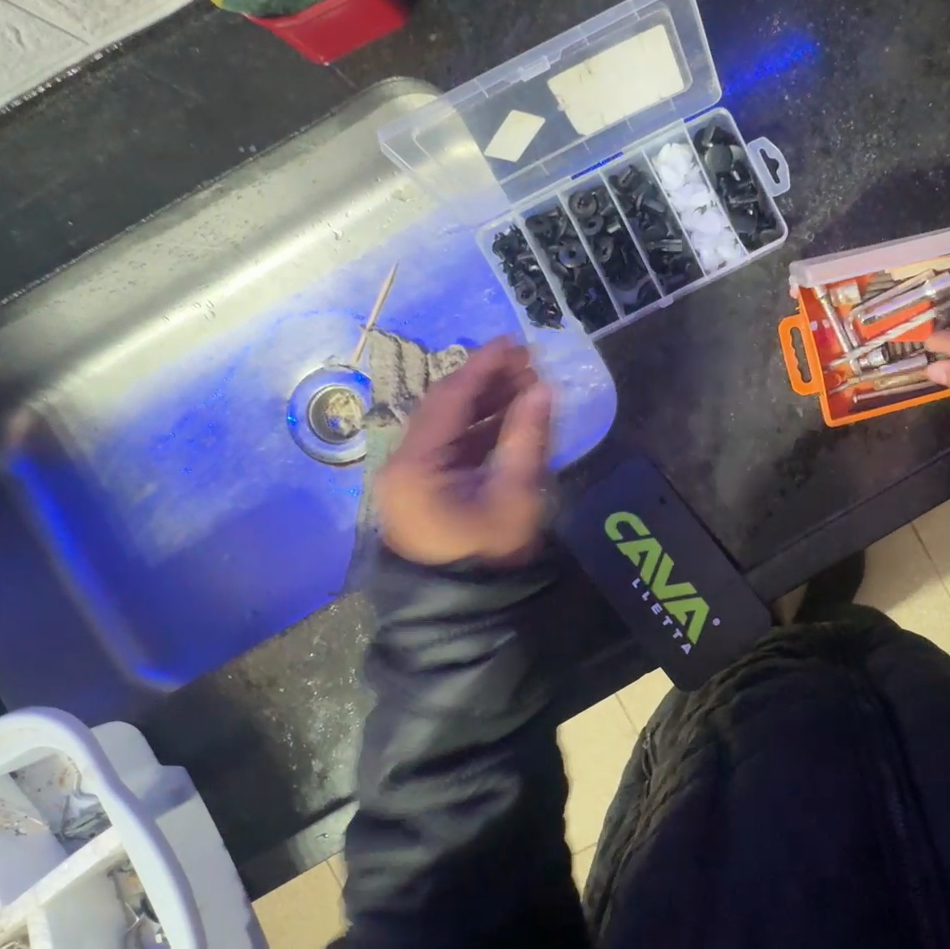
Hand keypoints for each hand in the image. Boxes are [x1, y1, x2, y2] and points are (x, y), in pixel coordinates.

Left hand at [375, 337, 554, 566]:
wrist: (465, 608)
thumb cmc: (490, 553)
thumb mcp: (514, 494)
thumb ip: (527, 437)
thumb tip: (544, 388)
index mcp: (416, 463)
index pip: (450, 398)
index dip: (484, 365)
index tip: (514, 341)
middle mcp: (405, 462)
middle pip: (446, 406)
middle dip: (488, 380)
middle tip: (528, 361)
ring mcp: (413, 476)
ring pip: (450, 424)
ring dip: (487, 402)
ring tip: (526, 384)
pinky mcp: (426, 488)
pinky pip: (452, 445)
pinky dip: (482, 427)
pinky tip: (512, 415)